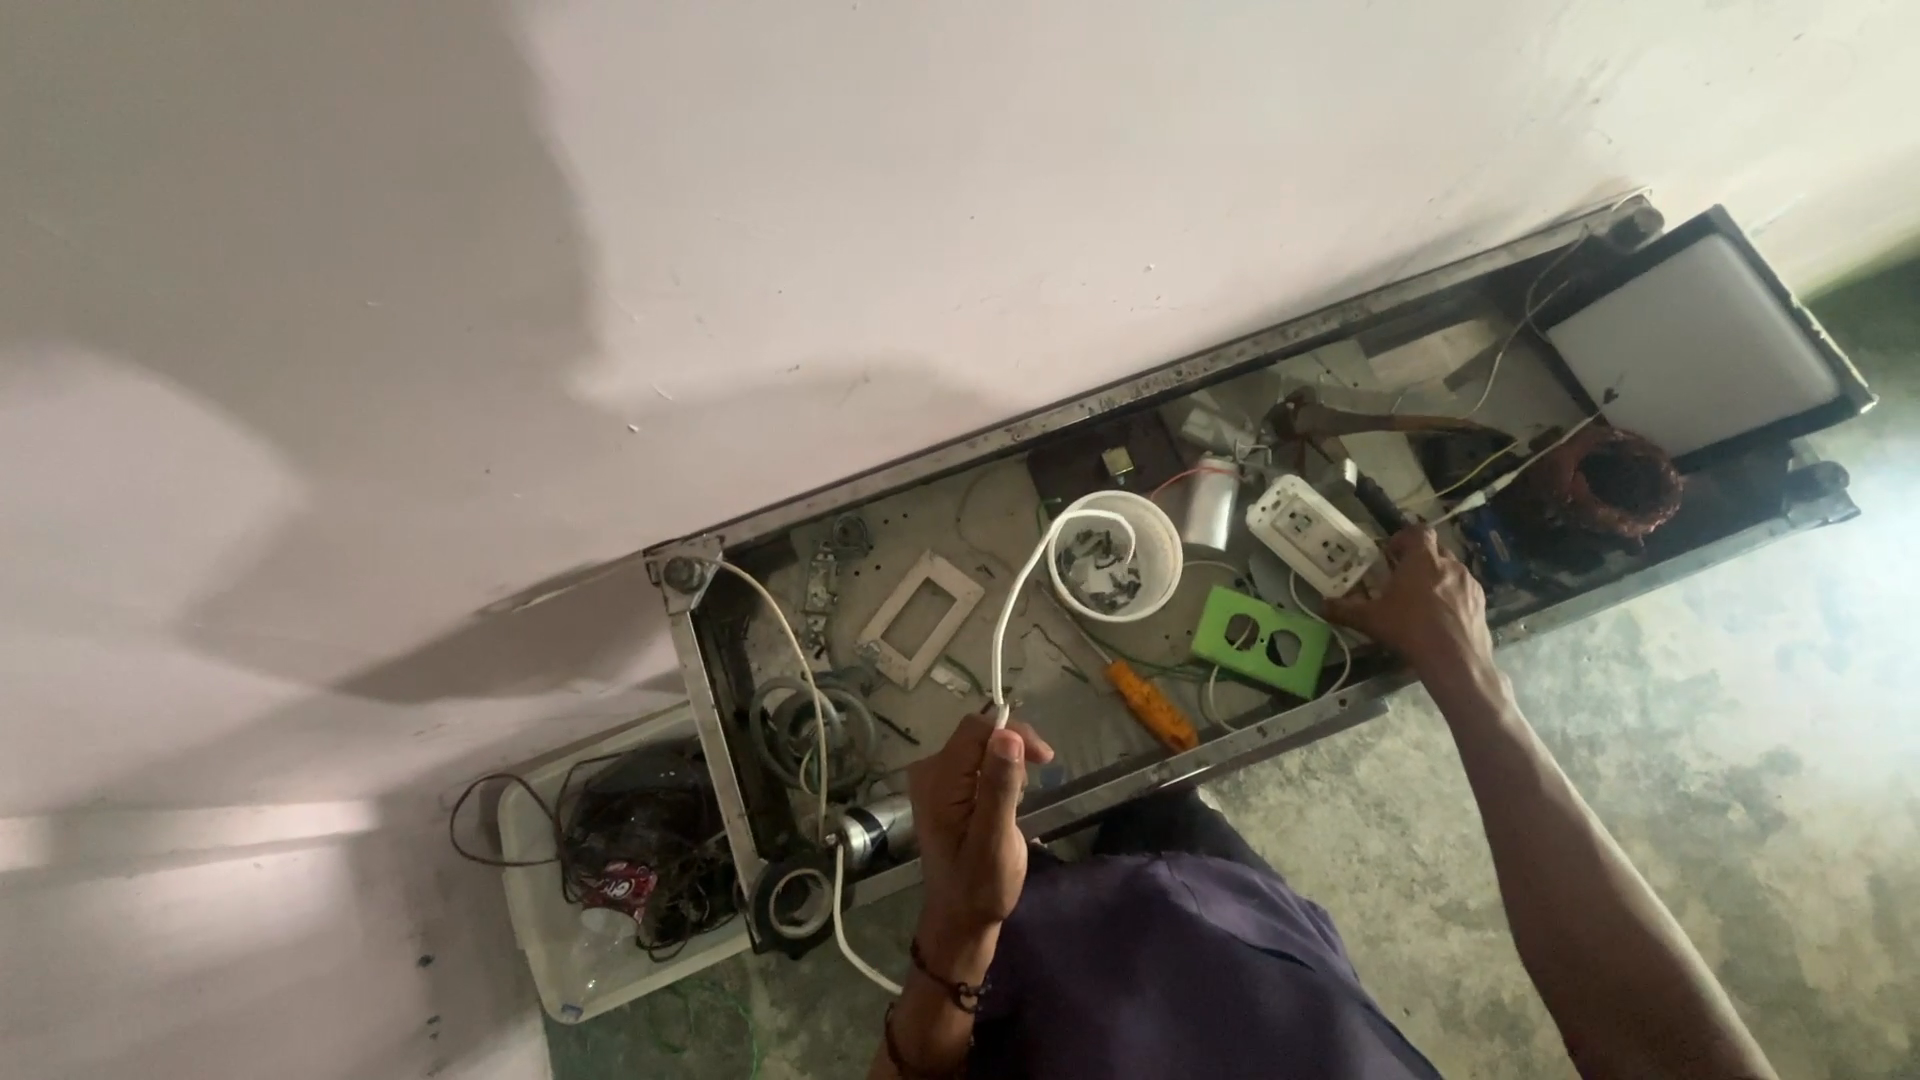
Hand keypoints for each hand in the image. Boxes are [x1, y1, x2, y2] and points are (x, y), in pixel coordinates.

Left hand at [907, 713, 1054, 944]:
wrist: (960, 920)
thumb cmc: (981, 886)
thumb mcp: (995, 839)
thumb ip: (999, 785)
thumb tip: (1007, 734)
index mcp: (937, 781)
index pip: (975, 730)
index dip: (1012, 733)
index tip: (1044, 758)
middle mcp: (929, 772)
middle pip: (976, 735)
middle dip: (1012, 749)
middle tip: (1038, 779)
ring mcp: (935, 781)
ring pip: (978, 747)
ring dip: (1007, 763)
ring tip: (1019, 800)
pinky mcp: (944, 789)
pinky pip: (975, 763)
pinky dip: (997, 773)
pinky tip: (1006, 801)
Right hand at [1324, 526, 1493, 677]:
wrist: (1455, 659)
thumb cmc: (1409, 629)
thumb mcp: (1369, 620)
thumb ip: (1343, 609)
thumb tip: (1321, 605)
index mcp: (1421, 560)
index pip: (1418, 531)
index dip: (1404, 537)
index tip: (1391, 553)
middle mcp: (1449, 564)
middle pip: (1435, 549)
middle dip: (1418, 558)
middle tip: (1402, 577)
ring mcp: (1469, 583)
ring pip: (1451, 569)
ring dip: (1436, 576)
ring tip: (1421, 599)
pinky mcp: (1481, 601)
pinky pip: (1463, 588)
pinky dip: (1451, 594)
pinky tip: (1440, 616)